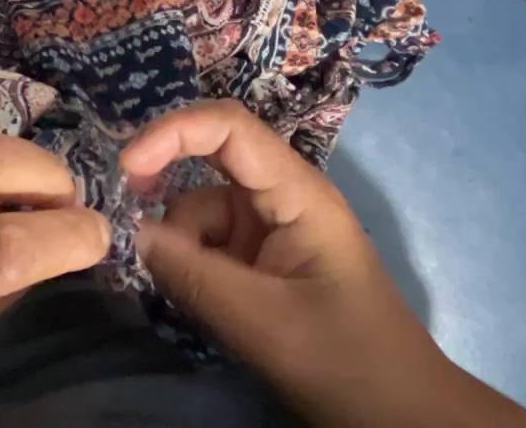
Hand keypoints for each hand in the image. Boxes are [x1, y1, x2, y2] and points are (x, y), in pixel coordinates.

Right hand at [121, 100, 525, 426]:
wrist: (400, 420)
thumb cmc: (346, 362)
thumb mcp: (263, 323)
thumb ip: (191, 275)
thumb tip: (128, 232)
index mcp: (297, 191)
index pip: (228, 127)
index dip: (172, 132)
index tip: (128, 166)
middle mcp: (280, 194)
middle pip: (208, 158)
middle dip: (164, 178)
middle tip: (125, 213)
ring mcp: (268, 225)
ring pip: (199, 207)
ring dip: (177, 241)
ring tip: (185, 294)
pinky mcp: (258, 256)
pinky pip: (205, 241)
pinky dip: (186, 262)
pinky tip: (194, 299)